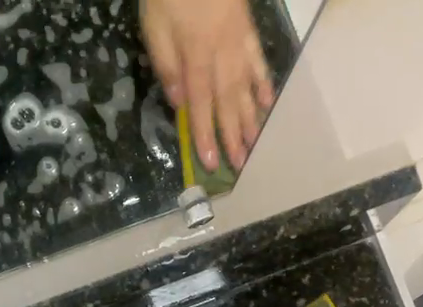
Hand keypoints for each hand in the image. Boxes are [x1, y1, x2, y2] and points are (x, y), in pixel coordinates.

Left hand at [141, 0, 274, 171]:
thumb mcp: (155, 26)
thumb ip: (167, 65)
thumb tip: (180, 103)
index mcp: (196, 57)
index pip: (201, 105)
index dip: (205, 135)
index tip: (210, 163)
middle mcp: (222, 55)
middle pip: (227, 103)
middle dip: (232, 136)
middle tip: (240, 165)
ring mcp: (239, 42)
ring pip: (246, 88)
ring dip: (250, 119)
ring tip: (255, 145)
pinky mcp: (248, 29)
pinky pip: (258, 61)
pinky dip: (264, 85)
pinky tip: (268, 104)